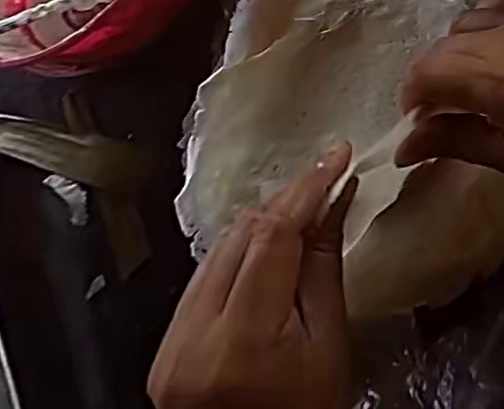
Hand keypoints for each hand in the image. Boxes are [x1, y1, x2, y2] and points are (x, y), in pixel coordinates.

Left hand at [149, 144, 355, 408]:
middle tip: (326, 184)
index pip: (274, 236)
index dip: (308, 187)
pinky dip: (239, 252)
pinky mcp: (166, 347)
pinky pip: (205, 274)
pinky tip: (267, 251)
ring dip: (264, 224)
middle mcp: (194, 338)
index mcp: (242, 342)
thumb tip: (336, 196)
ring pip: (221, 246)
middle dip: (288, 204)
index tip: (336, 156)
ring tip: (302, 217)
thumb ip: (325, 264)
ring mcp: (173, 344)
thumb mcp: (329, 345)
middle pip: (244, 234)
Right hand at [396, 0, 503, 189]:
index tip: (418, 122)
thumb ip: (456, 142)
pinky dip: (476, 25)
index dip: (411, 98)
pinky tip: (487, 48)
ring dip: (450, 53)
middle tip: (437, 109)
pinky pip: (488, 5)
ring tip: (465, 81)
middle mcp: (503, 41)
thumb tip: (402, 148)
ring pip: (458, 24)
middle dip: (426, 80)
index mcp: (498, 83)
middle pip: (437, 49)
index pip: (427, 74)